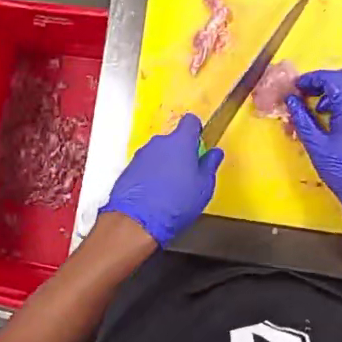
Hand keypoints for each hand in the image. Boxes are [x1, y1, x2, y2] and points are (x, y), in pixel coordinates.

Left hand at [99, 114, 223, 245]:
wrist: (136, 221)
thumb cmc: (177, 202)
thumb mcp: (203, 187)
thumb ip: (209, 165)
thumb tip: (215, 152)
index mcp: (180, 141)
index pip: (190, 121)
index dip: (196, 131)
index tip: (199, 146)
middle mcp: (158, 142)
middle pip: (172, 140)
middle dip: (179, 152)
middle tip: (186, 175)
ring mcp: (140, 155)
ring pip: (157, 153)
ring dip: (164, 164)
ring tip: (169, 189)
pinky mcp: (127, 169)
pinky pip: (144, 167)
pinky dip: (149, 175)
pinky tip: (153, 195)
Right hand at [286, 69, 341, 232]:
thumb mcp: (316, 145)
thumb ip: (302, 119)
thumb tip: (291, 100)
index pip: (331, 78)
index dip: (311, 79)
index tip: (295, 87)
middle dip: (324, 80)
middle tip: (305, 92)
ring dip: (336, 89)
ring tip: (317, 107)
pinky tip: (333, 116)